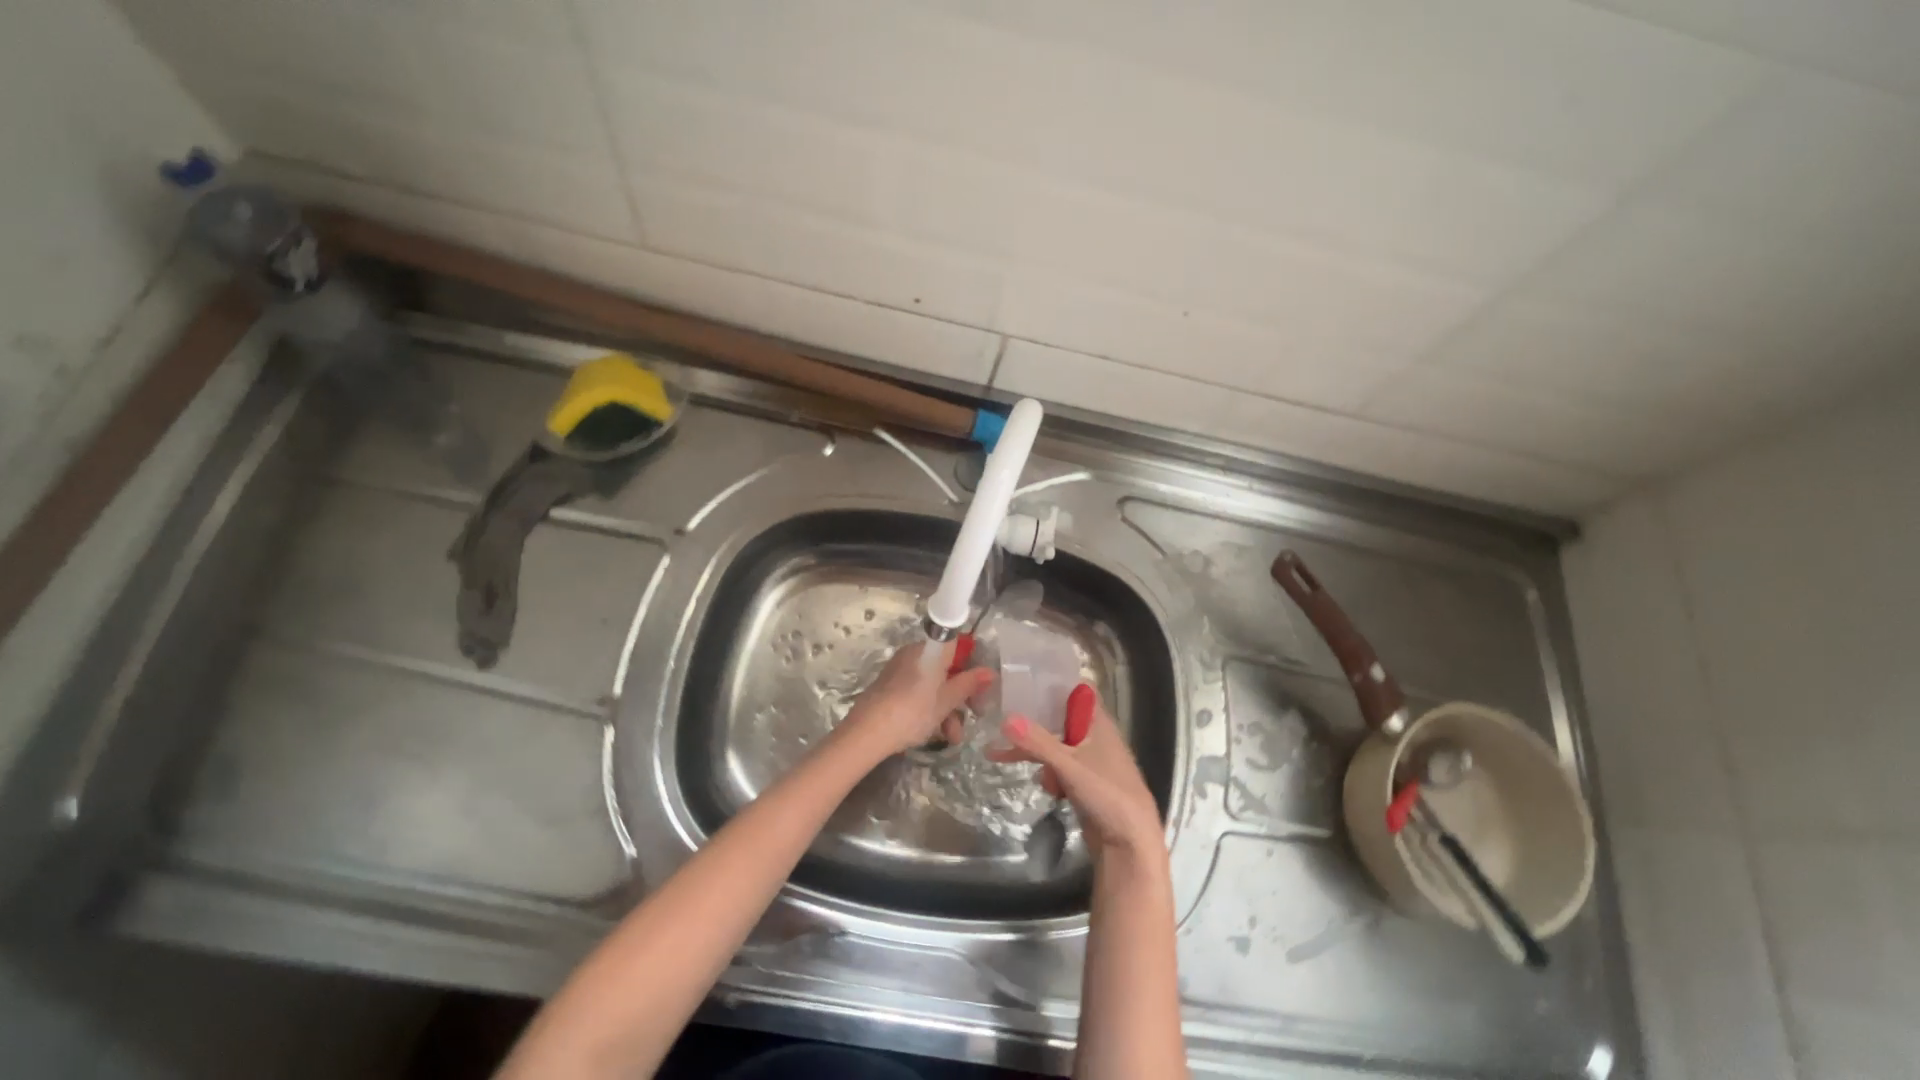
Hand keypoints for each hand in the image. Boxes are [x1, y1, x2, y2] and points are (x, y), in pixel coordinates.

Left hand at [834, 641, 993, 760]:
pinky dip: (931, 709)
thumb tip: (989, 671)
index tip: (981, 683)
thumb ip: (968, 684)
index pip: (958, 643)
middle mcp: (914, 654)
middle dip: (962, 694)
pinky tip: (936, 734)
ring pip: (934, 684)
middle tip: (975, 714)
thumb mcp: (945, 702)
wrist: (866, 733)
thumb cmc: (911, 713)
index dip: (973, 661)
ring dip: (948, 709)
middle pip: (947, 667)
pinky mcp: (892, 686)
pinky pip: (919, 691)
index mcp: (929, 651)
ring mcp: (901, 670)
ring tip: (953, 737)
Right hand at [990, 691, 1163, 861]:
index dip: (1053, 683)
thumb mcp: (1069, 765)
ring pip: (1057, 746)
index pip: (1076, 690)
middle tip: (1000, 718)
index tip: (1022, 680)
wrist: (1130, 842)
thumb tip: (1005, 719)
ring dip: (1036, 751)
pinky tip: (1044, 787)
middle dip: (1033, 722)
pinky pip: (1060, 768)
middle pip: (1060, 719)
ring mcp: (1091, 761)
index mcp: (1098, 723)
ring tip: (1003, 757)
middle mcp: (1096, 737)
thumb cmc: (1107, 794)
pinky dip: (1048, 773)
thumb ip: (1038, 742)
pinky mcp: (1086, 783)